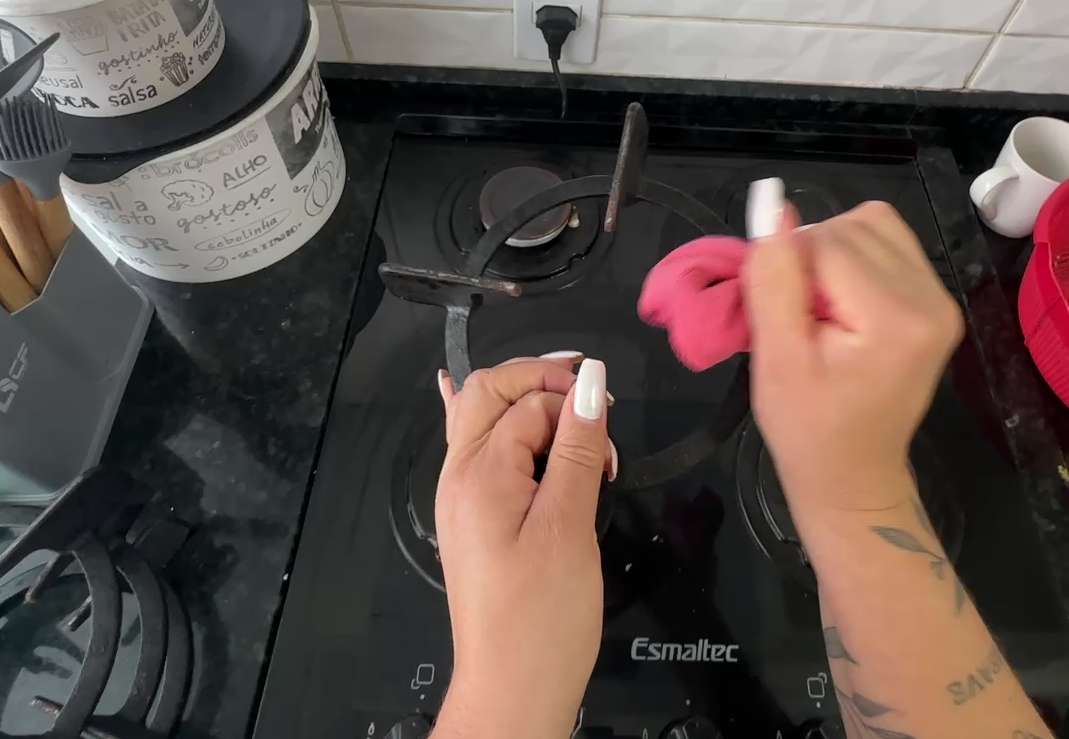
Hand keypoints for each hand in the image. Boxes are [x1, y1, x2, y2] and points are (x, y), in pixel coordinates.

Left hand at [432, 354, 613, 738]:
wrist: (512, 692)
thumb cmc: (541, 619)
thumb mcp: (569, 526)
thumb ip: (578, 447)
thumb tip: (592, 380)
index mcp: (480, 473)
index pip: (528, 402)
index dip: (573, 403)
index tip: (610, 429)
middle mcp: (459, 473)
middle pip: (489, 389)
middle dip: (541, 377)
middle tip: (589, 397)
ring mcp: (460, 492)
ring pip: (481, 412)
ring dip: (527, 399)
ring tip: (570, 412)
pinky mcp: (471, 511)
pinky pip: (470, 442)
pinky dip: (485, 415)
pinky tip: (460, 388)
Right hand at [741, 196, 963, 512]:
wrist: (852, 473)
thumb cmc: (807, 427)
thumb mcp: (776, 358)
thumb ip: (774, 278)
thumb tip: (774, 207)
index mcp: (897, 319)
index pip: (827, 242)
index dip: (788, 266)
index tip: (782, 316)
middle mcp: (932, 298)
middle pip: (851, 226)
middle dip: (810, 257)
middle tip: (798, 316)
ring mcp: (940, 297)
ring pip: (870, 223)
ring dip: (830, 251)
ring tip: (819, 307)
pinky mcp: (935, 299)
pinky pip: (885, 240)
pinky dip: (851, 256)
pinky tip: (840, 300)